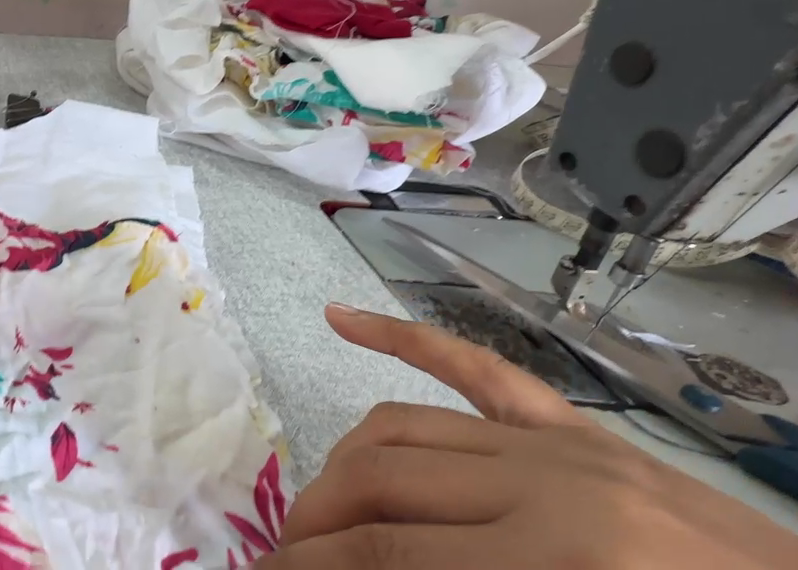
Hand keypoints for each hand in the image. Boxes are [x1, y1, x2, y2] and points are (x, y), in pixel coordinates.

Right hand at [259, 304, 797, 569]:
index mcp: (560, 558)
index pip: (391, 552)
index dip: (317, 564)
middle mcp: (546, 483)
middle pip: (380, 479)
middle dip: (316, 518)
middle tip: (287, 550)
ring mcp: (561, 444)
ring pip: (402, 426)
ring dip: (342, 464)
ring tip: (320, 507)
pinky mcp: (577, 431)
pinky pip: (476, 371)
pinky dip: (403, 340)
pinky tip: (340, 320)